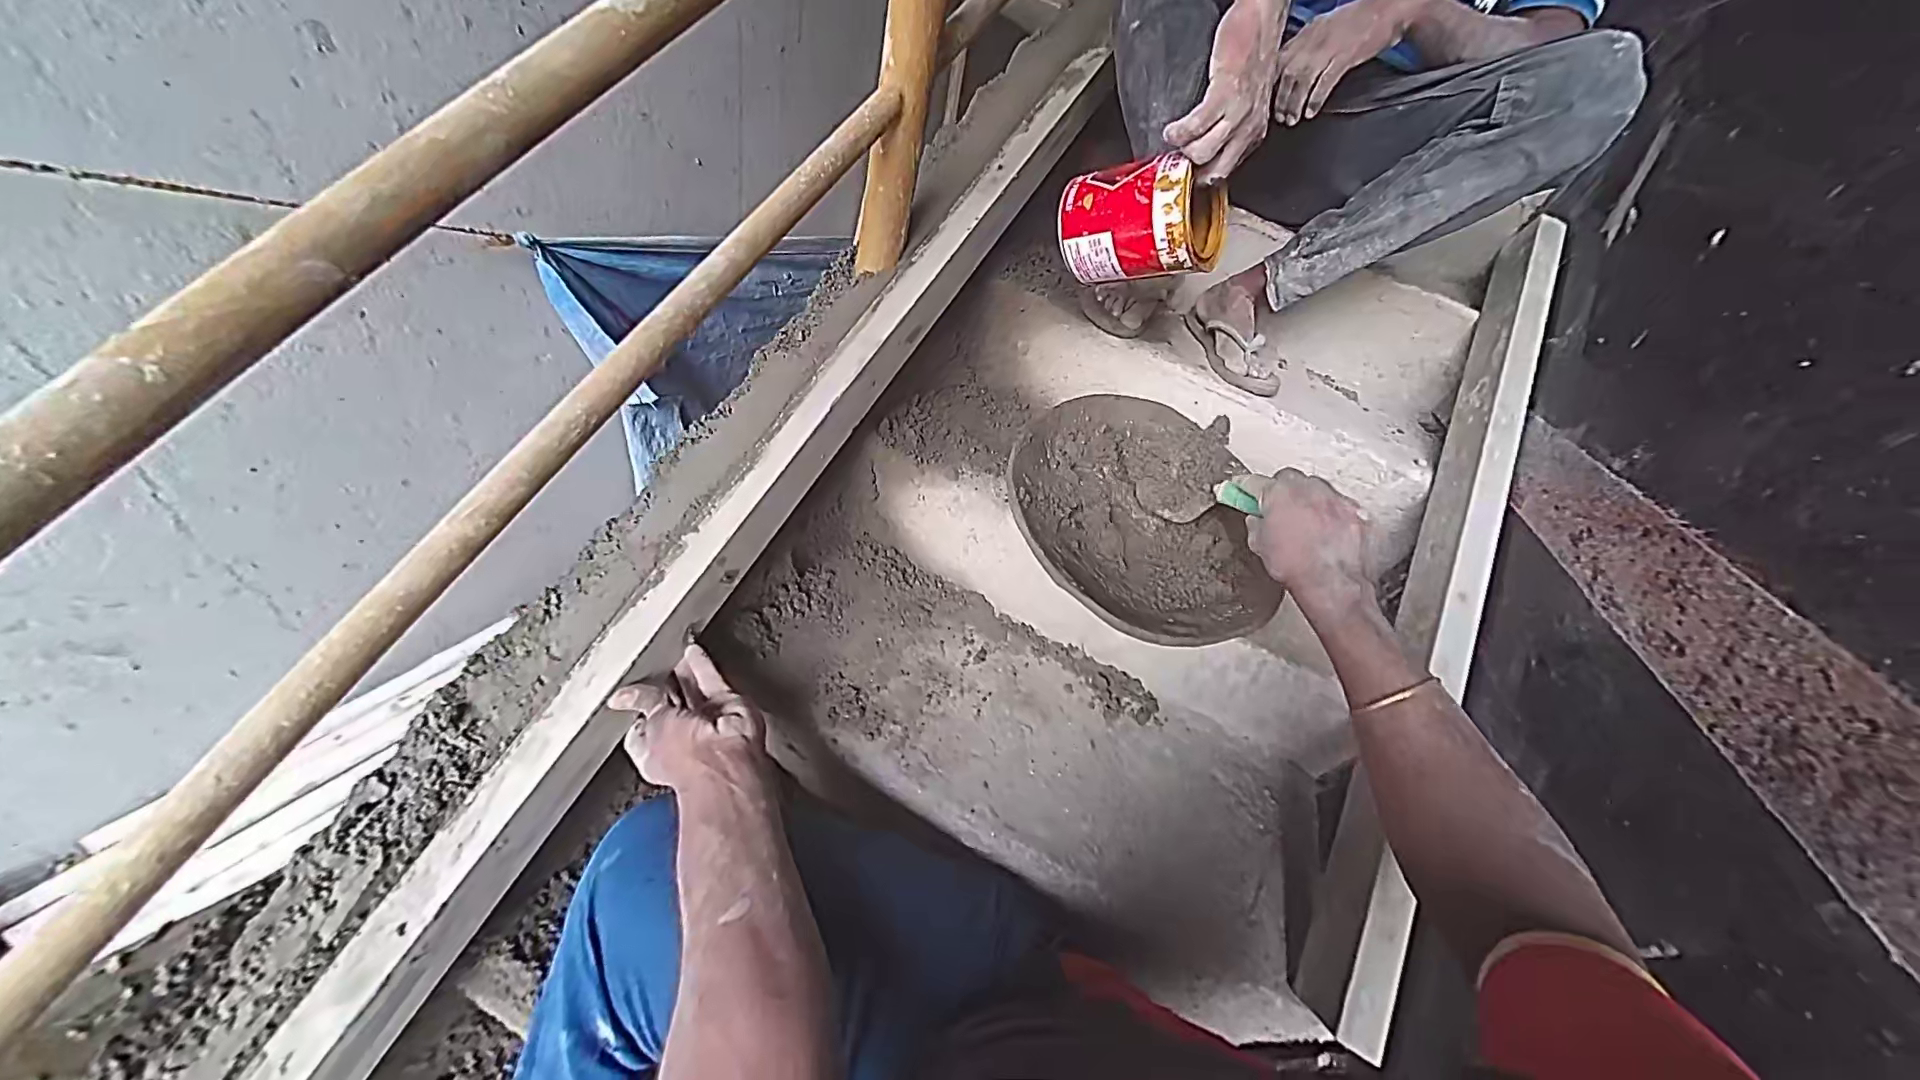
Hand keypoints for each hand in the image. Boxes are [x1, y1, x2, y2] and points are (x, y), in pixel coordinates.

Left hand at [607, 642, 769, 792]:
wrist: (725, 757)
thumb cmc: (685, 758)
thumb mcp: (652, 726)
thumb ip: (644, 703)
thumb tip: (622, 696)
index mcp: (657, 751)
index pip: (643, 727)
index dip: (637, 708)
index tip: (628, 690)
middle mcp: (684, 737)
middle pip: (670, 705)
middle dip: (663, 685)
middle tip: (653, 662)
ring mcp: (708, 720)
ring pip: (692, 689)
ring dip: (682, 671)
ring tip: (671, 651)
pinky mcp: (728, 704)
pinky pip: (712, 679)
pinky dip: (702, 664)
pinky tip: (692, 650)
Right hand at [1163, 0, 1284, 183]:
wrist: (1263, 21)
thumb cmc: (1251, 59)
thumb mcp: (1248, 106)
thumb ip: (1230, 131)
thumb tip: (1203, 153)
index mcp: (1252, 136)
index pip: (1222, 174)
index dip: (1199, 179)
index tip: (1183, 174)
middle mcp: (1248, 129)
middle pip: (1212, 172)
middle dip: (1189, 168)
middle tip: (1175, 158)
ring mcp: (1239, 113)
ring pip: (1202, 153)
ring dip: (1182, 149)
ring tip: (1173, 139)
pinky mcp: (1226, 93)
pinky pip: (1196, 126)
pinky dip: (1178, 132)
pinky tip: (1172, 129)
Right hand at [1235, 469, 1374, 615]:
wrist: (1333, 585)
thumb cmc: (1297, 567)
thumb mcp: (1260, 546)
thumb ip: (1256, 524)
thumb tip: (1257, 519)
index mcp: (1279, 493)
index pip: (1254, 482)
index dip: (1244, 487)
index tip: (1239, 489)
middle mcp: (1310, 489)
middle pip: (1289, 479)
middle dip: (1280, 490)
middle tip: (1274, 508)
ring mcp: (1337, 500)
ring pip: (1317, 489)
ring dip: (1307, 501)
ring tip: (1302, 523)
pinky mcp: (1357, 513)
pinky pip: (1339, 506)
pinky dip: (1331, 515)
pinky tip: (1325, 532)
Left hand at [1272, 0, 1417, 124]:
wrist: (1391, 7)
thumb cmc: (1356, 23)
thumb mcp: (1323, 30)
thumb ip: (1303, 49)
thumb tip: (1284, 77)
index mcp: (1307, 32)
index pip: (1278, 61)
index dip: (1270, 86)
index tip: (1266, 104)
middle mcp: (1315, 39)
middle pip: (1287, 74)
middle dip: (1281, 100)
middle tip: (1280, 118)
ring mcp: (1330, 46)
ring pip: (1303, 80)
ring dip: (1295, 103)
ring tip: (1293, 119)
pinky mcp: (1347, 55)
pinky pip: (1325, 81)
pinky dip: (1315, 99)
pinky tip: (1311, 112)